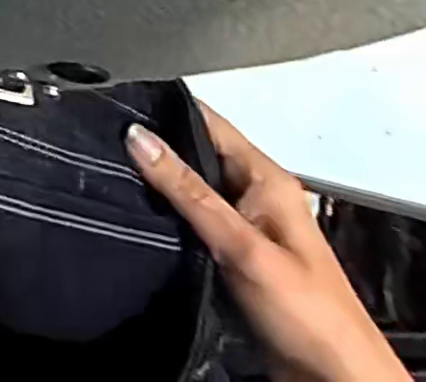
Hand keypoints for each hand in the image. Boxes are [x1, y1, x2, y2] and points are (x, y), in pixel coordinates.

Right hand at [126, 104, 407, 381]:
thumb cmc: (314, 319)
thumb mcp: (242, 245)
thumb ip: (188, 191)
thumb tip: (141, 139)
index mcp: (267, 179)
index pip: (207, 122)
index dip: (167, 109)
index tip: (125, 106)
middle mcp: (255, 195)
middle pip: (194, 152)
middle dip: (156, 146)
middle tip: (111, 142)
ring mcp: (243, 225)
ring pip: (188, 187)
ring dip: (159, 183)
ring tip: (118, 173)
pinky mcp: (230, 253)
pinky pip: (189, 218)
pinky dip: (166, 213)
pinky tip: (142, 214)